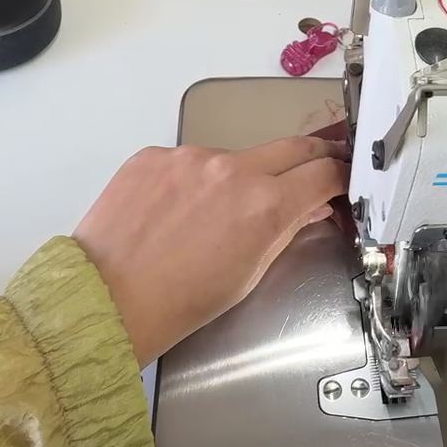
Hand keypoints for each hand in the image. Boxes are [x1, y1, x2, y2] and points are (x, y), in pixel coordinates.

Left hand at [73, 137, 349, 365]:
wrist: (104, 301)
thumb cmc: (180, 301)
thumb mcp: (250, 273)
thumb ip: (288, 229)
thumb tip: (312, 205)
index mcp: (265, 204)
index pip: (324, 171)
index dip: (340, 175)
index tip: (341, 178)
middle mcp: (233, 169)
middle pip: (293, 146)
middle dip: (311, 156)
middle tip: (315, 168)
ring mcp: (191, 156)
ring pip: (235, 156)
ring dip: (240, 175)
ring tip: (214, 214)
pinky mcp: (155, 154)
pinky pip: (190, 159)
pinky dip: (195, 178)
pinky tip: (177, 211)